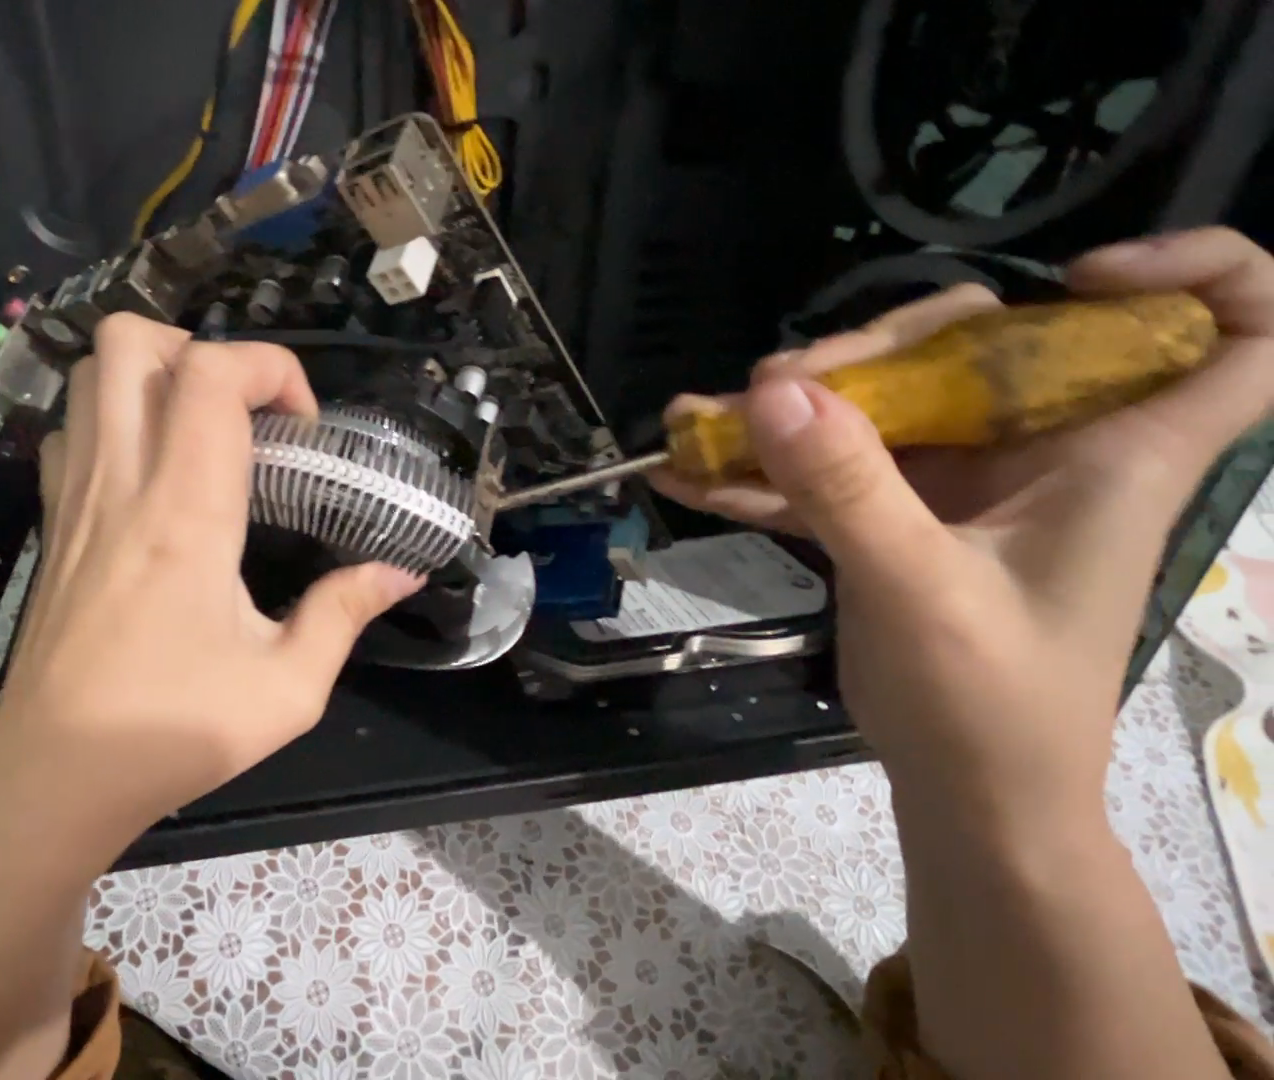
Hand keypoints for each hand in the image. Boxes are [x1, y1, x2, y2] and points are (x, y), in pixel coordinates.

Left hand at [0, 313, 420, 848]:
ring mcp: (73, 498)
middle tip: (246, 414)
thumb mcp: (287, 690)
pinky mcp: (51, 523)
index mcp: (186, 514)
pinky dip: (111, 419)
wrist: (55, 778)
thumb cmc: (173, 735)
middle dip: (202, 349)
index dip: (272, 368)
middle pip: (131, 342)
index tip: (305, 429)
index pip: (212, 374)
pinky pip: (70, 430)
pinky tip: (149, 474)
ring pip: (89, 374)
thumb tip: (399, 571)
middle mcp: (120, 483)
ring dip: (152, 375)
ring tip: (201, 432)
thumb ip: (344, 614)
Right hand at [649, 227, 1273, 817]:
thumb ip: (851, 488)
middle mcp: (1040, 450)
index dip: (1189, 275)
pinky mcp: (891, 515)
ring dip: (784, 409)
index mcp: (1111, 455)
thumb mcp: (920, 590)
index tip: (1072, 280)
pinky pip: (823, 468)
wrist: (964, 790)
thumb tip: (774, 393)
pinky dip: (758, 470)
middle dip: (876, 347)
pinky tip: (682, 474)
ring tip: (696, 423)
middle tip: (777, 388)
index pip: (1244, 331)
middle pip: (982, 343)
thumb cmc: (989, 703)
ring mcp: (956, 482)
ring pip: (884, 400)